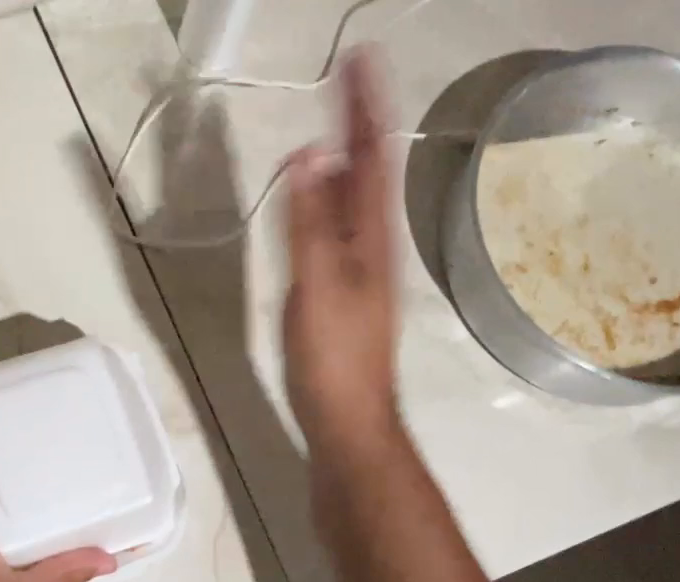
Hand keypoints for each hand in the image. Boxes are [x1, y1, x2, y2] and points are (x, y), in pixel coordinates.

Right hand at [281, 50, 402, 459]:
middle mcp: (373, 247)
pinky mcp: (344, 297)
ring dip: (348, 160)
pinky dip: (331, 202)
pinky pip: (341, 231)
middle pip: (368, 174)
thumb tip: (306, 156)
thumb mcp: (318, 288)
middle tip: (347, 81)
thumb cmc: (334, 360)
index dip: (363, 108)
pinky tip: (320, 208)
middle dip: (359, 124)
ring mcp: (361, 274)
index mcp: (370, 239)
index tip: (358, 59)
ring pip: (357, 203)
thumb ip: (310, 225)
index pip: (370, 158)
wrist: (348, 423)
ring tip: (335, 128)